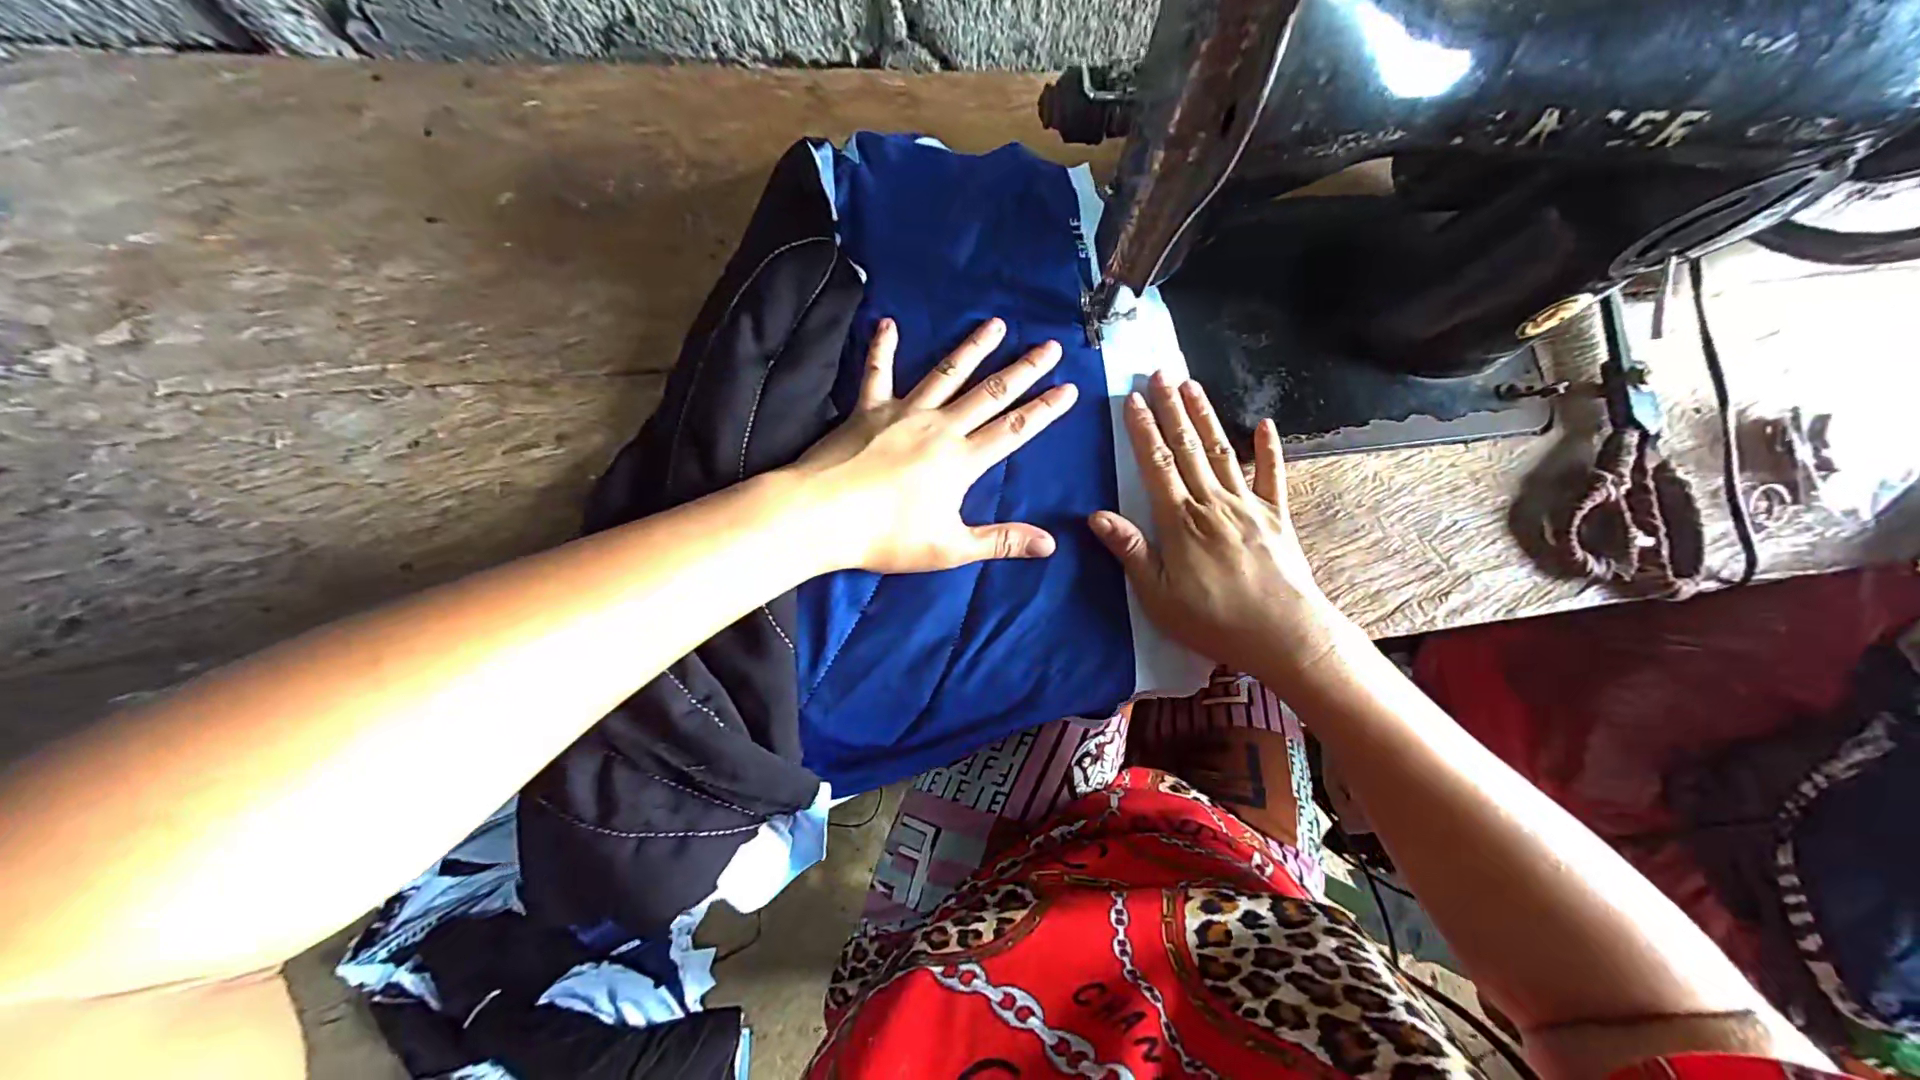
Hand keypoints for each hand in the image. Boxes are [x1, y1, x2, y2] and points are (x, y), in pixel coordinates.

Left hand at [790, 317, 1079, 573]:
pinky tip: (888, 324)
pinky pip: (878, 372)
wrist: (821, 515)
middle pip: (990, 393)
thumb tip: (1048, 544)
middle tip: (1048, 346)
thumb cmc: (884, 535)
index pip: (1014, 430)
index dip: (1045, 410)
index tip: (1068, 388)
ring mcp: (902, 413)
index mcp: (960, 461)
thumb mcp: (948, 547)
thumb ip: (1000, 541)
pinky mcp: (868, 409)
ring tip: (995, 324)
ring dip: (973, 348)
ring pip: (947, 374)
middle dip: (1024, 369)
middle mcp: (938, 428)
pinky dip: (883, 348)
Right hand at [1088, 372, 1355, 690]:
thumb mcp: (1157, 595)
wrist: (1283, 635)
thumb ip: (1130, 550)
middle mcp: (1212, 503)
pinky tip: (1265, 425)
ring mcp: (1248, 506)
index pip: (1156, 465)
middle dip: (1171, 407)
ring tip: (1192, 385)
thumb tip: (1096, 515)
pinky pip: (1272, 476)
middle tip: (1160, 373)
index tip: (1132, 399)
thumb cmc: (1213, 620)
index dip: (1142, 429)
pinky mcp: (1276, 517)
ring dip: (1205, 417)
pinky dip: (1269, 449)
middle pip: (1187, 447)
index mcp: (1180, 522)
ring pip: (1222, 451)